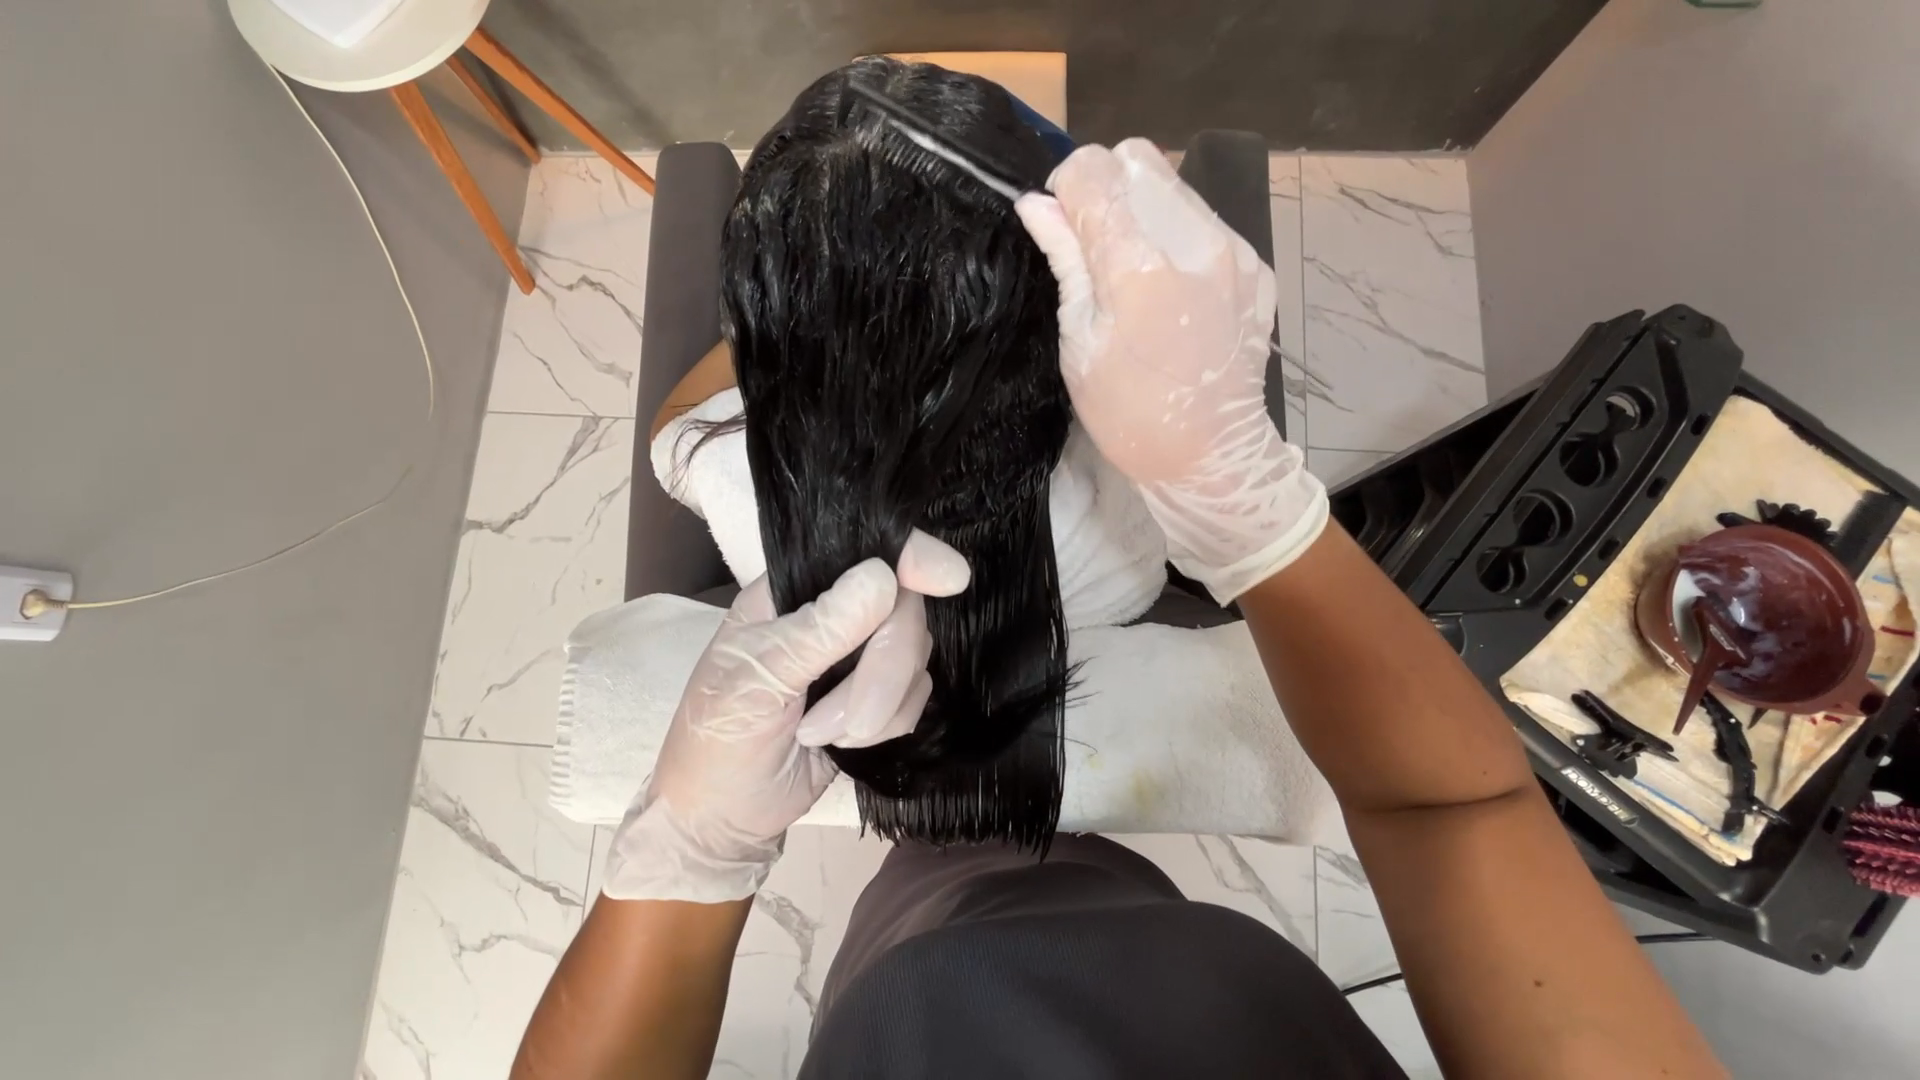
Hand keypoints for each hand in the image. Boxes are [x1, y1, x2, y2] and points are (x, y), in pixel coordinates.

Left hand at [602, 531, 969, 902]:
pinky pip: (917, 694)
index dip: (909, 557)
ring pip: (916, 655)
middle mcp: (833, 614)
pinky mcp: (880, 697)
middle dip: (883, 671)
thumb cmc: (717, 739)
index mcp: (792, 591)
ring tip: (818, 734)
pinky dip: (887, 724)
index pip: (859, 552)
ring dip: (876, 706)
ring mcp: (858, 657)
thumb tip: (884, 576)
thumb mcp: (756, 681)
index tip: (948, 577)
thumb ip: (819, 630)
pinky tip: (842, 744)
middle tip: (850, 722)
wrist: (725, 818)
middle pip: (902, 609)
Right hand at [1015, 139, 1327, 603]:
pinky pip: (1203, 218)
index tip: (1061, 225)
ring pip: (1173, 182)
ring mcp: (1232, 250)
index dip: (1064, 189)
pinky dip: (1175, 232)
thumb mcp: (1080, 344)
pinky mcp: (1254, 265)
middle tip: (1093, 243)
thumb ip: (1066, 261)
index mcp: (1139, 265)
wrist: (1210, 455)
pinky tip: (1170, 286)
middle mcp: (1194, 239)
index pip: (1091, 171)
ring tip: (1132, 266)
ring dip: (1140, 206)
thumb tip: (1037, 205)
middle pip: (1136, 158)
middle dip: (1104, 186)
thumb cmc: (1128, 414)